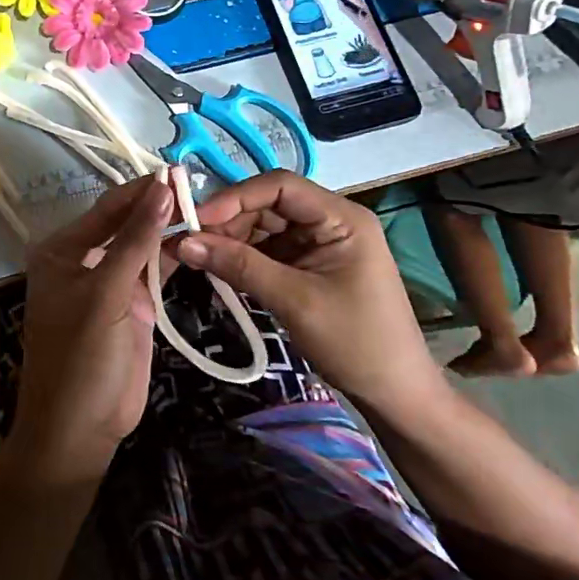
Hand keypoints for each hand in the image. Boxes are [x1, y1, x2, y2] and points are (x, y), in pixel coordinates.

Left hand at [11, 173, 176, 476]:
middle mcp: (85, 260)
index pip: (108, 208)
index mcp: (63, 250)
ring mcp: (111, 283)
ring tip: (208, 207)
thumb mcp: (105, 295)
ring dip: (170, 229)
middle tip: (202, 188)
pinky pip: (155, 270)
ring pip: (144, 245)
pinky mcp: (134, 304)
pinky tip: (201, 239)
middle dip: (159, 205)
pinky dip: (175, 255)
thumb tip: (162, 187)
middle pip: (127, 222)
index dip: (143, 189)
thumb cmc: (80, 358)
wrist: (80, 430)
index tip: (181, 172)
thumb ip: (135, 240)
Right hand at [172, 170, 444, 412]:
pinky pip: (271, 252)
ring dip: (234, 241)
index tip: (197, 219)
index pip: (281, 186)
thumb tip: (183, 242)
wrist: (395, 394)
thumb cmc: (354, 342)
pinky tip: (220, 269)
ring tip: (197, 257)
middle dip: (230, 221)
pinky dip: (245, 259)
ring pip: (267, 228)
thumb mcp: (294, 301)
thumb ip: (240, 266)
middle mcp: (331, 221)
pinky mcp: (311, 267)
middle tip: (190, 243)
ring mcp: (321, 244)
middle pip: (270, 205)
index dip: (236, 197)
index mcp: (341, 217)